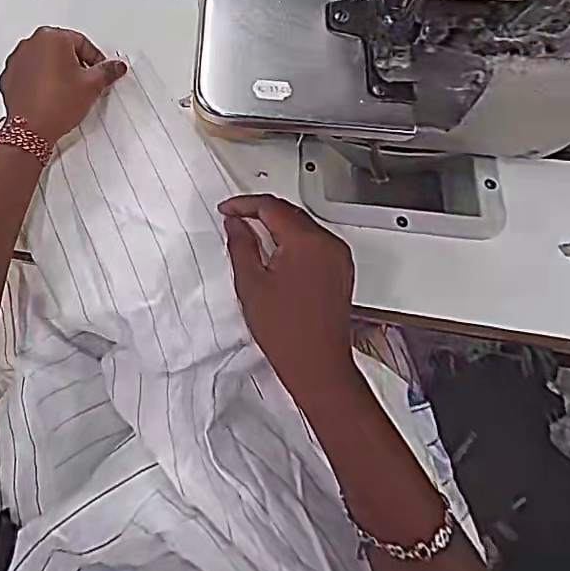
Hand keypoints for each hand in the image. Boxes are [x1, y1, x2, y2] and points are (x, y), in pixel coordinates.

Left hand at [0, 27, 127, 142]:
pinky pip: (30, 73)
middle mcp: (31, 44)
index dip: (95, 58)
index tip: (100, 70)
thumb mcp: (92, 85)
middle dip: (75, 63)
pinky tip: (51, 95)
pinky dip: (40, 80)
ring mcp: (17, 60)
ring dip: (57, 71)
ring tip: (67, 91)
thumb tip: (115, 67)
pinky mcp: (9, 77)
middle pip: (61, 48)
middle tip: (85, 81)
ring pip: (44, 60)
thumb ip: (107, 71)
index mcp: (52, 38)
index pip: (81, 42)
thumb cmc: (56, 105)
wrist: (31, 130)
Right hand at [220, 195, 357, 396]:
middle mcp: (328, 244)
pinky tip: (276, 251)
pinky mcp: (341, 268)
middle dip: (260, 211)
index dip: (244, 204)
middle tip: (235, 218)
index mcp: (306, 242)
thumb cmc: (289, 334)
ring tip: (252, 234)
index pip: (271, 206)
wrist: (317, 365)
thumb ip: (241, 244)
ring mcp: (338, 256)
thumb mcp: (251, 284)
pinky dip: (293, 239)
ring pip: (303, 224)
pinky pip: (315, 241)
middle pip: (289, 212)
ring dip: (277, 224)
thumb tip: (235, 223)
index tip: (228, 209)